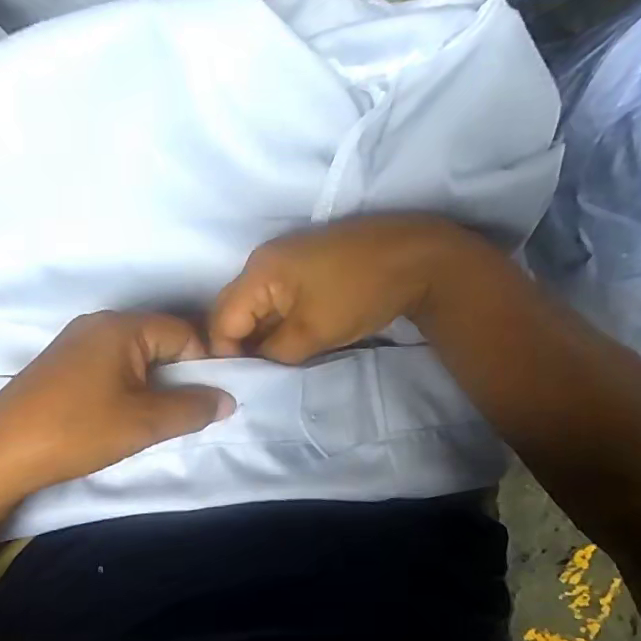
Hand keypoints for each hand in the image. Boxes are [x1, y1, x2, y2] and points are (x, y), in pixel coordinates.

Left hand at [0, 311, 234, 499]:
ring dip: (153, 383)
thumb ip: (192, 408)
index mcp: (121, 327)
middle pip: (158, 340)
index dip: (207, 363)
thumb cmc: (77, 431)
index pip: (184, 331)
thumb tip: (227, 399)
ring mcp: (74, 343)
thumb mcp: (144, 422)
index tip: (215, 398)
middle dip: (180, 374)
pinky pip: (109, 366)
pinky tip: (123, 415)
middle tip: (190, 412)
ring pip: (133, 356)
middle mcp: (97, 324)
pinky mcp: (59, 365)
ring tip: (158, 418)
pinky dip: (127, 386)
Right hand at [209, 214, 478, 361]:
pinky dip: (278, 323)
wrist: (419, 257)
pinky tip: (289, 343)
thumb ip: (274, 354)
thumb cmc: (360, 293)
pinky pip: (276, 299)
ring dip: (261, 336)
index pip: (221, 321)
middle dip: (241, 345)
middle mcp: (264, 260)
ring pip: (256, 307)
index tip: (241, 383)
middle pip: (234, 311)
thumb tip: (258, 364)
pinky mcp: (304, 265)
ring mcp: (285, 260)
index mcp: (258, 272)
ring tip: (272, 364)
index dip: (226, 355)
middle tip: (255, 377)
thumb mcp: (312, 334)